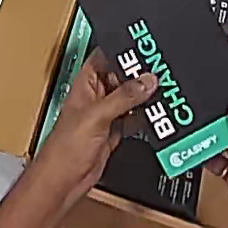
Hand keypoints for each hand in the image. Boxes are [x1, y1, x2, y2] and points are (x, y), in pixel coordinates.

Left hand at [27, 51, 156, 204]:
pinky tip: (156, 113)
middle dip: (140, 73)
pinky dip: (145, 115)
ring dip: (144, 95)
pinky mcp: (114, 131)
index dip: (122, 49)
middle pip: (122, 76)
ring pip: (130, 97)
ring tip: (163, 89)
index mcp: (85, 84)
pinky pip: (134, 117)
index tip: (143, 45)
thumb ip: (124, 97)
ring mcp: (105, 114)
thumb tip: (146, 80)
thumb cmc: (64, 148)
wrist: (64, 182)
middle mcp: (96, 96)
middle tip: (160, 69)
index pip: (105, 56)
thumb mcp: (97, 116)